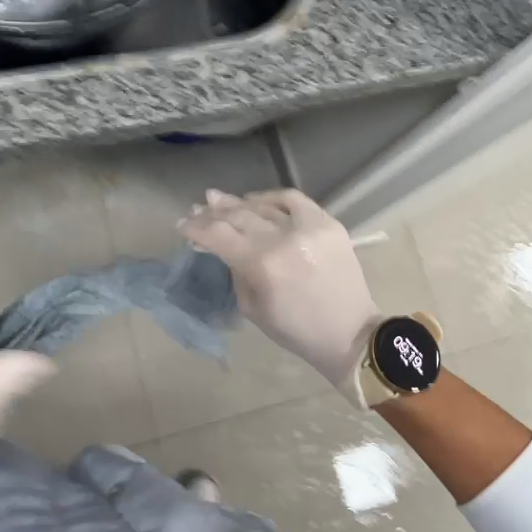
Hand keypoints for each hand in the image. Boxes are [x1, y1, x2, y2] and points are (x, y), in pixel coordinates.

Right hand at [178, 189, 380, 399]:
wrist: (349, 333)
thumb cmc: (295, 330)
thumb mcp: (252, 308)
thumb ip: (235, 270)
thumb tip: (220, 245)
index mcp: (262, 265)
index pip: (219, 235)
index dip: (196, 228)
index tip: (182, 225)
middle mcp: (284, 238)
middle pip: (238, 216)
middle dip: (213, 213)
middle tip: (197, 209)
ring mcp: (308, 227)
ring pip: (264, 206)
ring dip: (238, 203)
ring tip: (220, 200)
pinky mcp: (328, 223)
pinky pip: (294, 200)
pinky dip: (272, 198)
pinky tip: (255, 200)